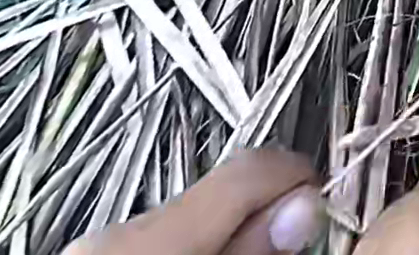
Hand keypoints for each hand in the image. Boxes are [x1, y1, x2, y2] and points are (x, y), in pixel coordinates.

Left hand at [65, 149, 322, 254]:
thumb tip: (308, 202)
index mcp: (143, 242)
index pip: (246, 172)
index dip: (296, 176)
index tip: (325, 201)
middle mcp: (114, 232)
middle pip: (221, 191)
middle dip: (265, 207)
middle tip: (292, 244)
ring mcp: (93, 247)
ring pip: (192, 214)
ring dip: (232, 229)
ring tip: (252, 254)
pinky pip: (162, 237)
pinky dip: (197, 244)